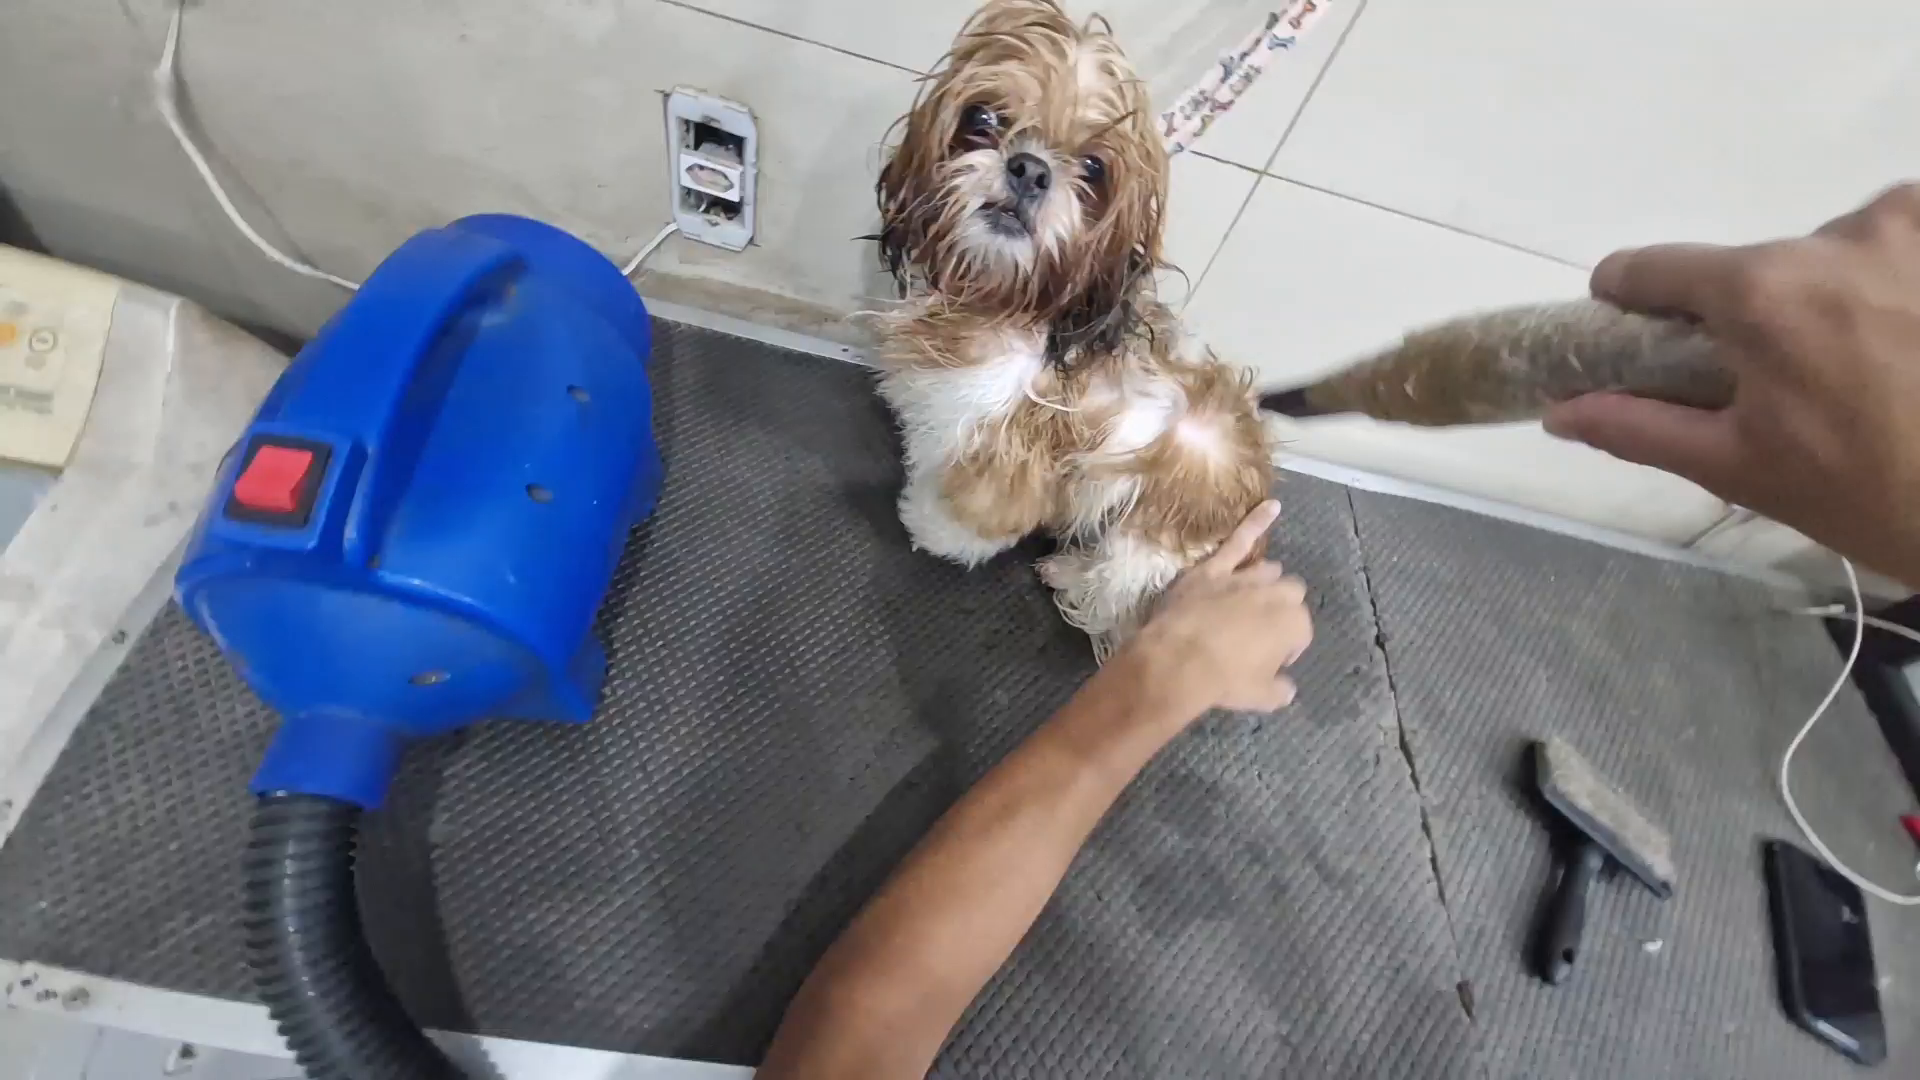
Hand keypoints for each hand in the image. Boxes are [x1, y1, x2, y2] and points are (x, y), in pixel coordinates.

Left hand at [1118, 501, 1312, 715]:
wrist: (1179, 660)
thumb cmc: (1223, 681)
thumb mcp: (1262, 697)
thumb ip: (1280, 688)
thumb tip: (1284, 687)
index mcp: (1295, 623)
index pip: (1299, 632)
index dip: (1282, 647)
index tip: (1266, 659)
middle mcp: (1276, 594)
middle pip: (1288, 595)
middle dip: (1279, 610)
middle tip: (1257, 632)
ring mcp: (1244, 578)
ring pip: (1267, 572)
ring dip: (1264, 584)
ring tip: (1248, 601)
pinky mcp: (1214, 569)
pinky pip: (1238, 540)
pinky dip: (1256, 521)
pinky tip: (1271, 506)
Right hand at [1543, 183, 1919, 584]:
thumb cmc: (1874, 488)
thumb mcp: (1733, 466)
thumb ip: (1633, 427)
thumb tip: (1558, 413)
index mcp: (1763, 291)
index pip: (1650, 267)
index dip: (1628, 298)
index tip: (1641, 330)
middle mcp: (1848, 232)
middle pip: (1755, 263)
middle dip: (1759, 312)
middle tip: (1794, 378)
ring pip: (1841, 246)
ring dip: (1840, 289)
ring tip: (1880, 356)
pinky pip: (1911, 236)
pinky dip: (1903, 275)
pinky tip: (1913, 329)